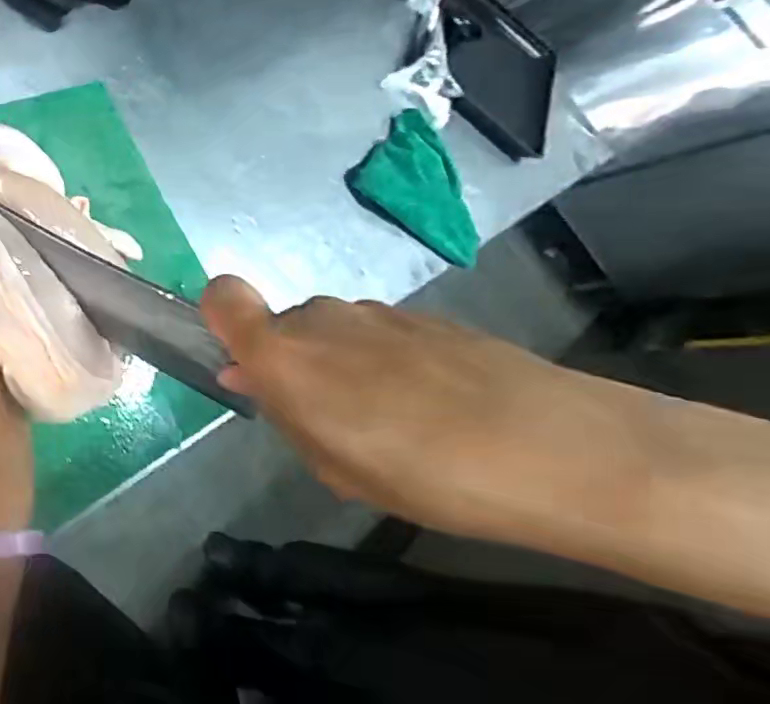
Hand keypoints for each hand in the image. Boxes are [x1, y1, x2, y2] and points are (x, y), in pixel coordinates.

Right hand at [201, 276, 648, 544]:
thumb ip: (283, 412)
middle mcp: (319, 317)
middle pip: (281, 325)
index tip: (242, 362)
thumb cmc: (422, 473)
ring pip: (330, 332)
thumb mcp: (334, 466)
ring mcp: (372, 312)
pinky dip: (381, 362)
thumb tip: (248, 376)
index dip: (220, 318)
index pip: (222, 296)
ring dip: (339, 366)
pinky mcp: (420, 315)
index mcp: (284, 353)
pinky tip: (429, 406)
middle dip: (290, 364)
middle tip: (330, 422)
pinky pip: (374, 335)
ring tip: (391, 423)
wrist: (549, 445)